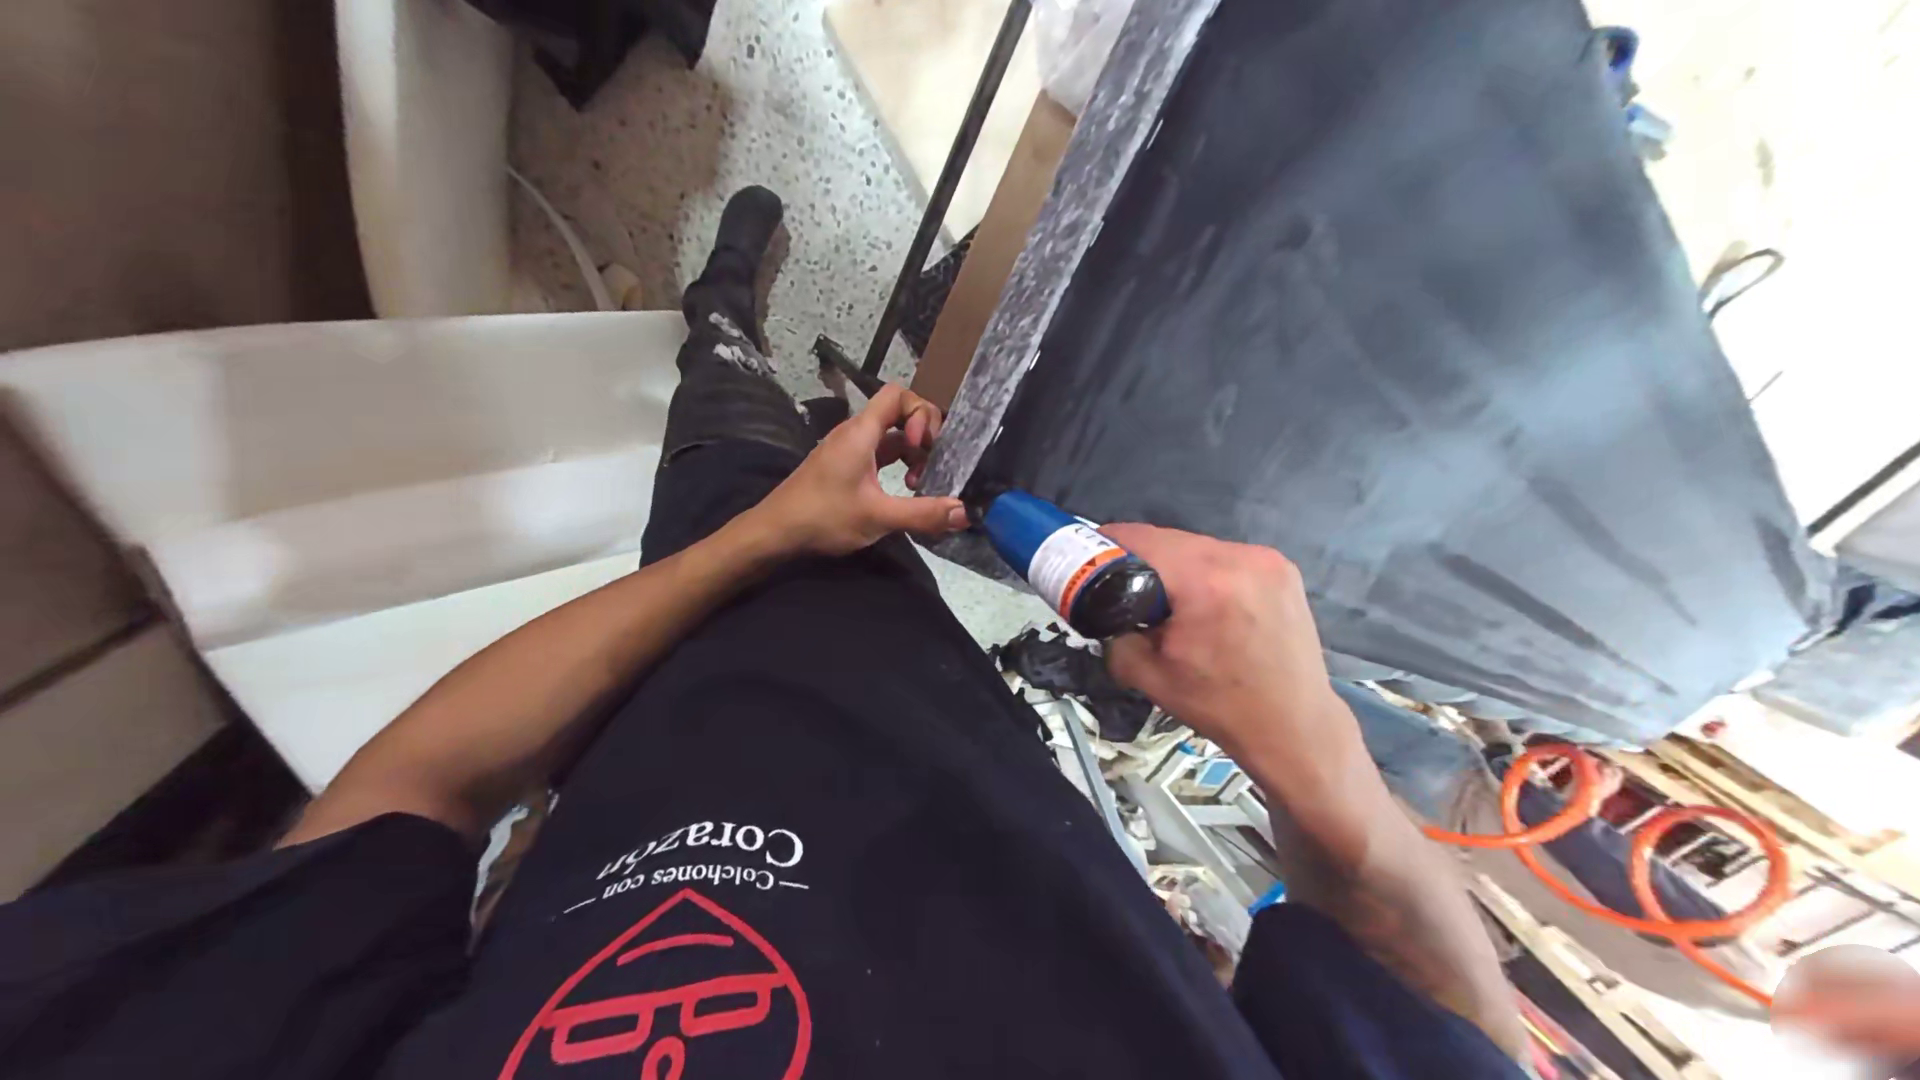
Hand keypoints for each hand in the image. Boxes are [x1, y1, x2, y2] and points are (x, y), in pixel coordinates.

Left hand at [747, 384, 969, 556]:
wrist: (775, 532)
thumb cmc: (823, 517)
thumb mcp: (878, 517)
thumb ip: (923, 514)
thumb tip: (965, 513)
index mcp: (861, 433)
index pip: (897, 394)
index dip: (920, 413)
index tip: (922, 447)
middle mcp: (855, 433)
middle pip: (899, 412)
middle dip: (922, 434)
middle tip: (930, 465)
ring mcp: (848, 450)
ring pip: (890, 435)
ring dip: (911, 453)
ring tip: (917, 483)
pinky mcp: (844, 466)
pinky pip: (879, 452)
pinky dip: (896, 463)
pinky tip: (901, 489)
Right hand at [1100, 524, 1344, 759]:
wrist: (1294, 727)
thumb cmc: (1219, 705)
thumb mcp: (1148, 674)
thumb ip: (1115, 635)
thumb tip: (1105, 613)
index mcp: (1205, 581)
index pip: (1141, 539)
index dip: (1107, 543)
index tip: (1088, 557)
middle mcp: (1240, 558)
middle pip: (1170, 539)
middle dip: (1141, 558)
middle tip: (1120, 584)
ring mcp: (1267, 560)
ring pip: (1198, 546)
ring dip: (1174, 564)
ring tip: (1164, 596)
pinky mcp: (1282, 569)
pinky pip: (1225, 557)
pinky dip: (1205, 571)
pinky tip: (1202, 599)